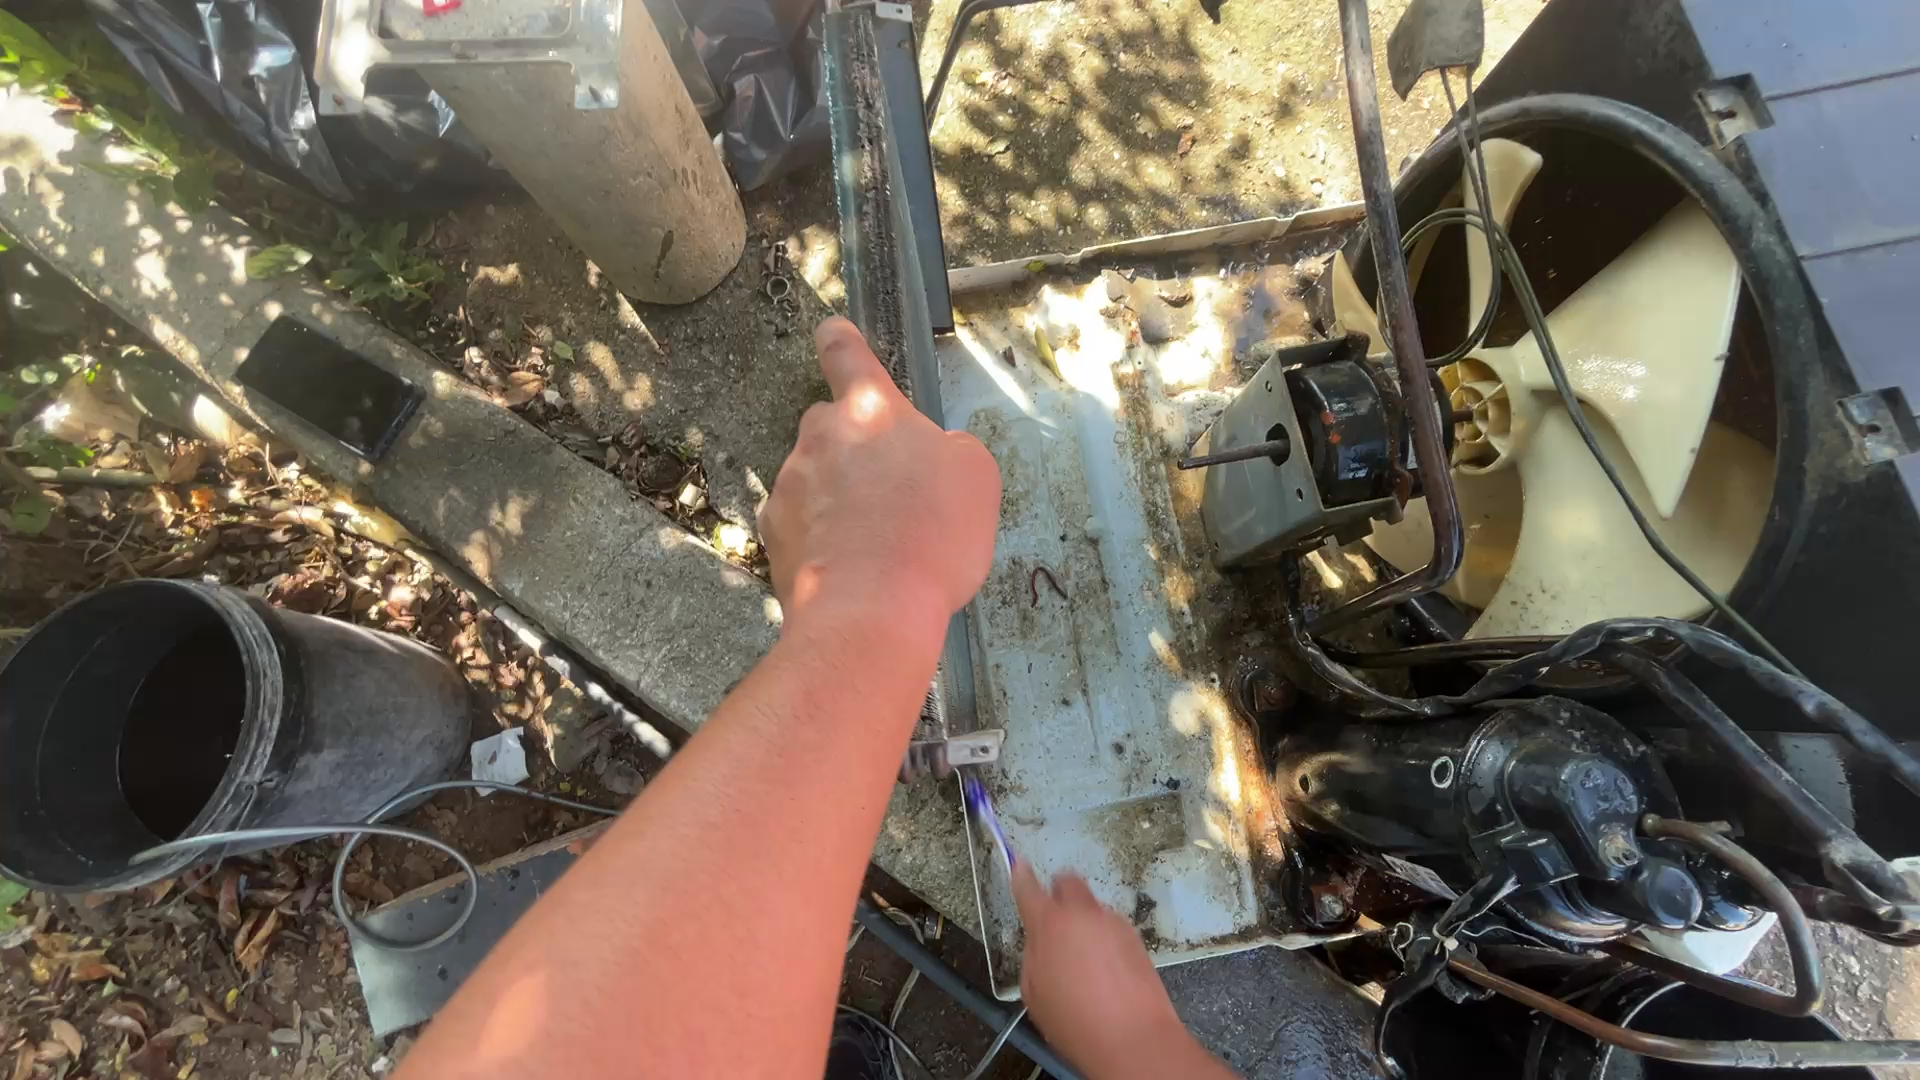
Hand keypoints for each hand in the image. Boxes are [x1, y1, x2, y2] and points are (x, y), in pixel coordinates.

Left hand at [760, 317, 1000, 629]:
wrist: (873, 611)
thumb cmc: (933, 534)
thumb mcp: (976, 477)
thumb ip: (951, 447)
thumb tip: (933, 451)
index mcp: (870, 412)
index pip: (849, 355)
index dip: (842, 341)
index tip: (833, 332)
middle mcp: (820, 437)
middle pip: (833, 425)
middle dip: (855, 448)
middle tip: (890, 494)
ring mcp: (789, 485)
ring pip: (817, 478)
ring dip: (840, 498)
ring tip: (877, 545)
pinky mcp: (772, 532)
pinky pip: (802, 523)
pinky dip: (822, 537)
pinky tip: (851, 567)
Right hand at [1013, 862, 1234, 1078]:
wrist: (1134, 1039)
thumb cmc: (1075, 1021)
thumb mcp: (1034, 992)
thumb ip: (1033, 955)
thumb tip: (1041, 941)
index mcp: (1049, 924)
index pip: (1028, 888)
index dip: (1021, 875)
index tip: (1019, 865)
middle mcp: (1081, 913)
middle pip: (1068, 881)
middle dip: (1059, 892)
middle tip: (1057, 917)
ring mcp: (1111, 922)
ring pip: (1092, 908)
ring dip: (1085, 921)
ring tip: (1087, 959)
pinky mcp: (1134, 936)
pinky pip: (1112, 927)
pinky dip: (1106, 938)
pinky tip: (1108, 970)